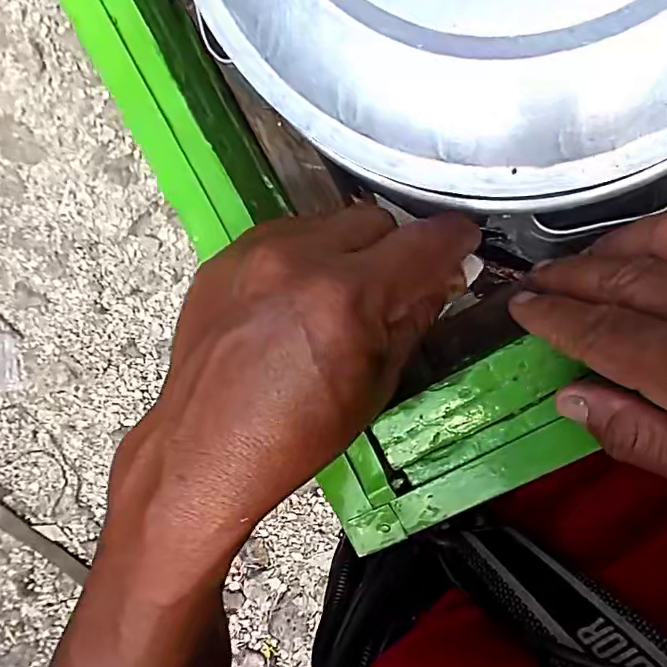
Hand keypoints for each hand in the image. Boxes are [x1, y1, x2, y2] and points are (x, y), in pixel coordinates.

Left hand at [111, 206, 477, 561]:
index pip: (424, 242)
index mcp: (345, 299)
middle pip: (377, 220)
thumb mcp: (373, 388)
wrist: (205, 447)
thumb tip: (438, 283)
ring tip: (335, 300)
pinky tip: (293, 300)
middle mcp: (298, 259)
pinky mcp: (225, 258)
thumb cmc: (292, 437)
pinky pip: (284, 236)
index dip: (454, 242)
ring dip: (347, 251)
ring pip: (328, 222)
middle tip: (392, 290)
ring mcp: (254, 253)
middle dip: (395, 251)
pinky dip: (303, 258)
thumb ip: (411, 322)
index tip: (460, 247)